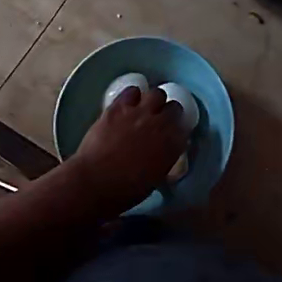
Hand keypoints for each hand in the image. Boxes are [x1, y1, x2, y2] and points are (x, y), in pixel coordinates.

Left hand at [62, 86, 186, 214]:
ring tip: (144, 108)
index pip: (185, 128)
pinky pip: (132, 91)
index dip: (178, 130)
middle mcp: (161, 124)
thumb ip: (164, 160)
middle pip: (174, 107)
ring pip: (156, 93)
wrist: (96, 181)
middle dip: (169, 112)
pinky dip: (132, 95)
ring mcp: (139, 112)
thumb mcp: (155, 178)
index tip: (173, 133)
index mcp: (172, 145)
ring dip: (153, 100)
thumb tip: (164, 153)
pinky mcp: (119, 106)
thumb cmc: (126, 190)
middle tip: (160, 119)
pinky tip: (127, 103)